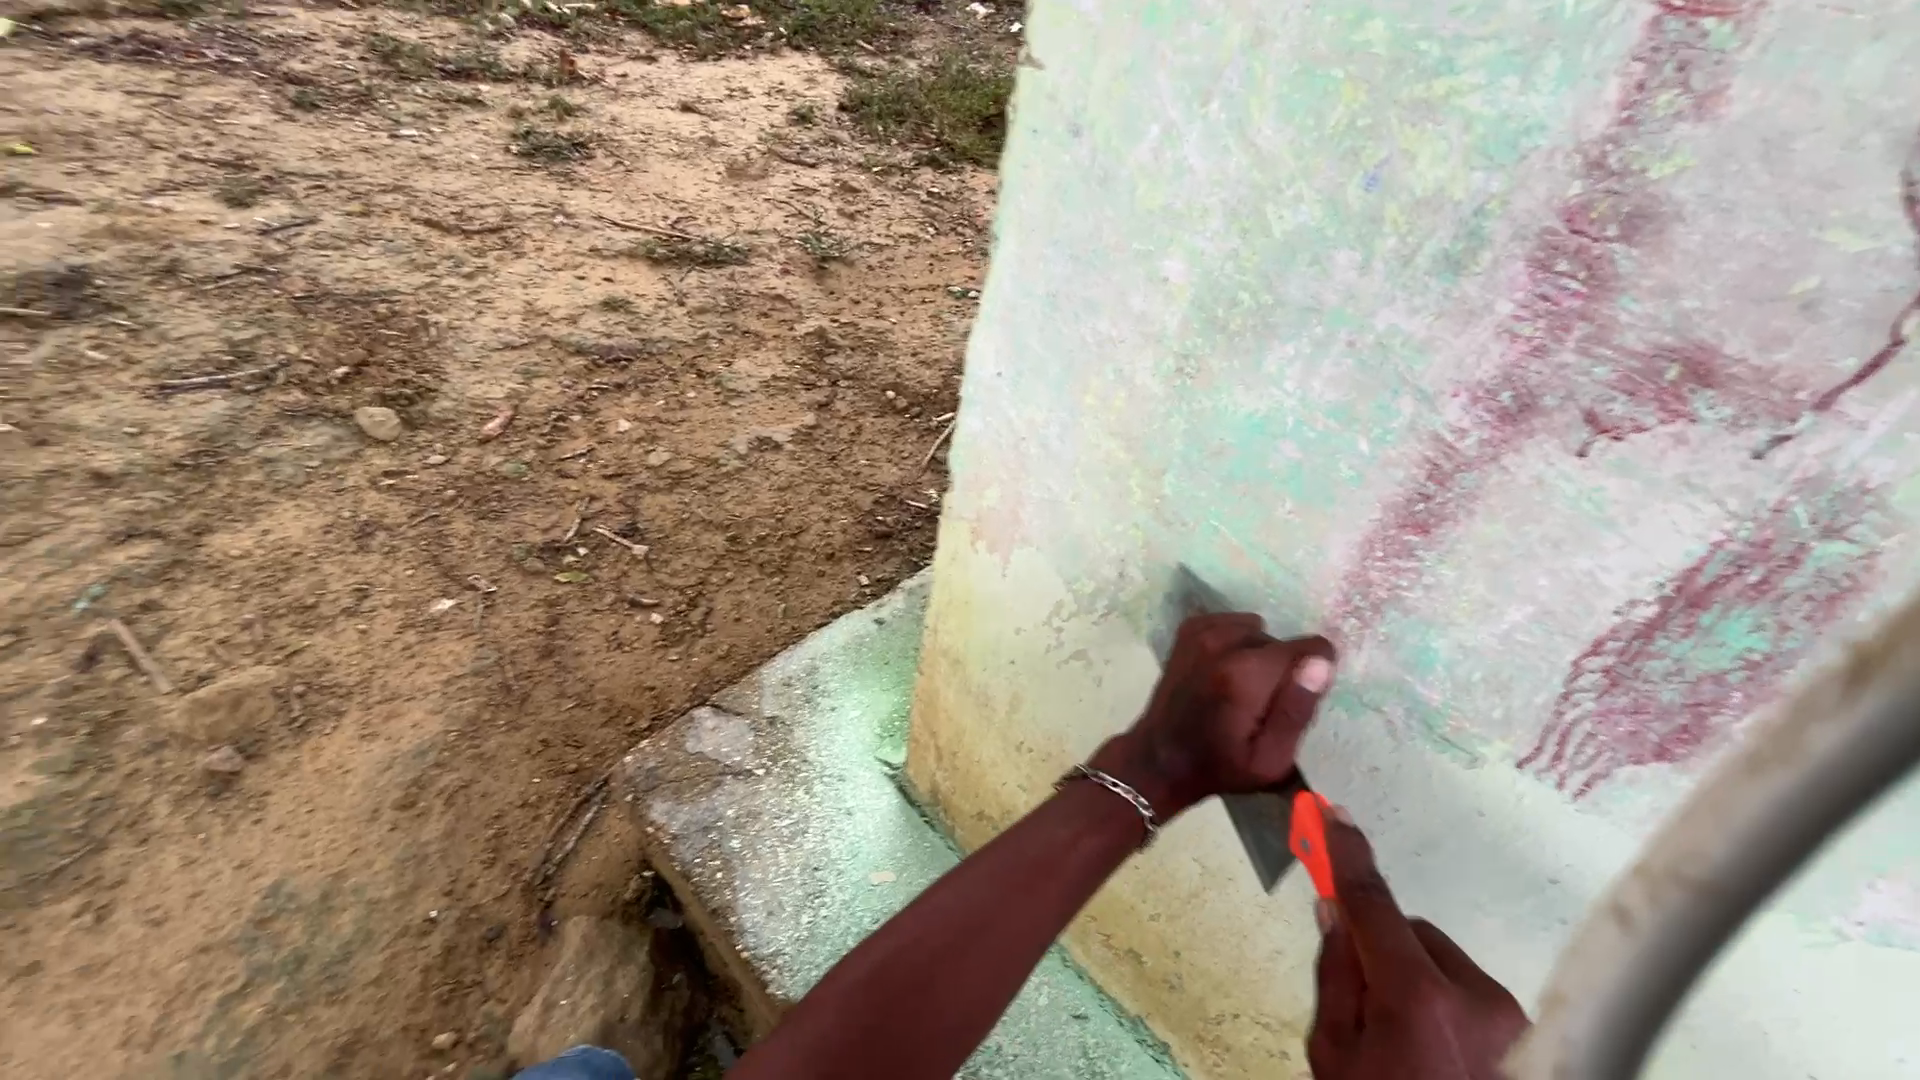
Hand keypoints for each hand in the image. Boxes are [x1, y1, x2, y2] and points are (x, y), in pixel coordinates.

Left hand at [1090, 613, 1335, 817]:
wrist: (1160, 758)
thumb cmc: (1221, 765)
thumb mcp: (1271, 759)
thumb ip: (1298, 709)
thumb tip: (1321, 662)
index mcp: (1245, 675)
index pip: (1310, 647)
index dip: (1315, 670)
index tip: (1302, 695)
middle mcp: (1223, 643)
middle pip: (1281, 641)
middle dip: (1282, 667)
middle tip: (1264, 702)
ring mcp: (1201, 633)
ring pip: (1256, 630)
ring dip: (1257, 653)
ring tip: (1243, 686)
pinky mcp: (1188, 631)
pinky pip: (1232, 622)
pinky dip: (1235, 639)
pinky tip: (1226, 667)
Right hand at [1310, 814, 1529, 1079]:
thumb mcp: (1335, 1059)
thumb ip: (1334, 978)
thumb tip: (1335, 915)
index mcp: (1416, 997)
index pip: (1371, 902)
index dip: (1346, 853)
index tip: (1331, 813)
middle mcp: (1476, 996)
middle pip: (1410, 934)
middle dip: (1383, 951)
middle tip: (1364, 1003)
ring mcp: (1515, 1020)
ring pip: (1444, 966)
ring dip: (1419, 984)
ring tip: (1412, 1050)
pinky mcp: (1537, 1039)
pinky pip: (1475, 997)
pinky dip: (1450, 1010)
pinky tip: (1444, 1061)